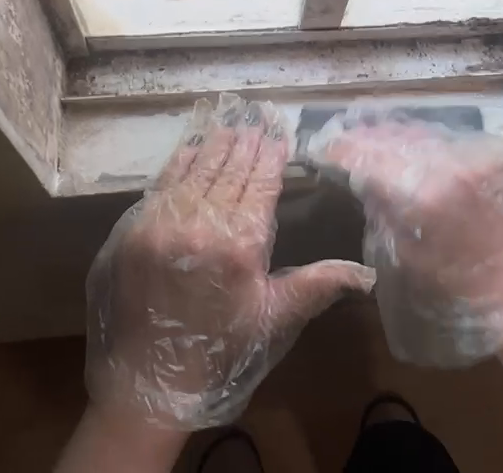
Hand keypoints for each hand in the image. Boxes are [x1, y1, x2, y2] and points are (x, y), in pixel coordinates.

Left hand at [85, 94, 374, 429]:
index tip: (279, 133)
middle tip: (257, 118)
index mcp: (240, 245)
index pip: (260, 183)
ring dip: (215, 145)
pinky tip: (192, 147)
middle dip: (246, 143)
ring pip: (195, 170)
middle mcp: (200, 226)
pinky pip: (161, 184)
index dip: (271, 155)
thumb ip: (320, 284)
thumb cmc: (221, 351)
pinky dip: (179, 162)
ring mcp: (161, 225)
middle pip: (229, 170)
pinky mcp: (132, 230)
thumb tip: (370, 273)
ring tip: (231, 124)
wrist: (147, 384)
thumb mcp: (275, 319)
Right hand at [312, 109, 502, 366]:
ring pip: (420, 133)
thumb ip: (382, 211)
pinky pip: (445, 141)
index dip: (344, 151)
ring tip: (371, 135)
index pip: (370, 160)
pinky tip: (407, 144)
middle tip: (344, 137)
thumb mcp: (403, 256)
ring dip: (394, 134)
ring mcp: (472, 158)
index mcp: (422, 195)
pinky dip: (422, 141)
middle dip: (366, 138)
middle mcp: (447, 166)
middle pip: (395, 138)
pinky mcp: (489, 157)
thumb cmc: (453, 287)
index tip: (325, 147)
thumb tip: (362, 179)